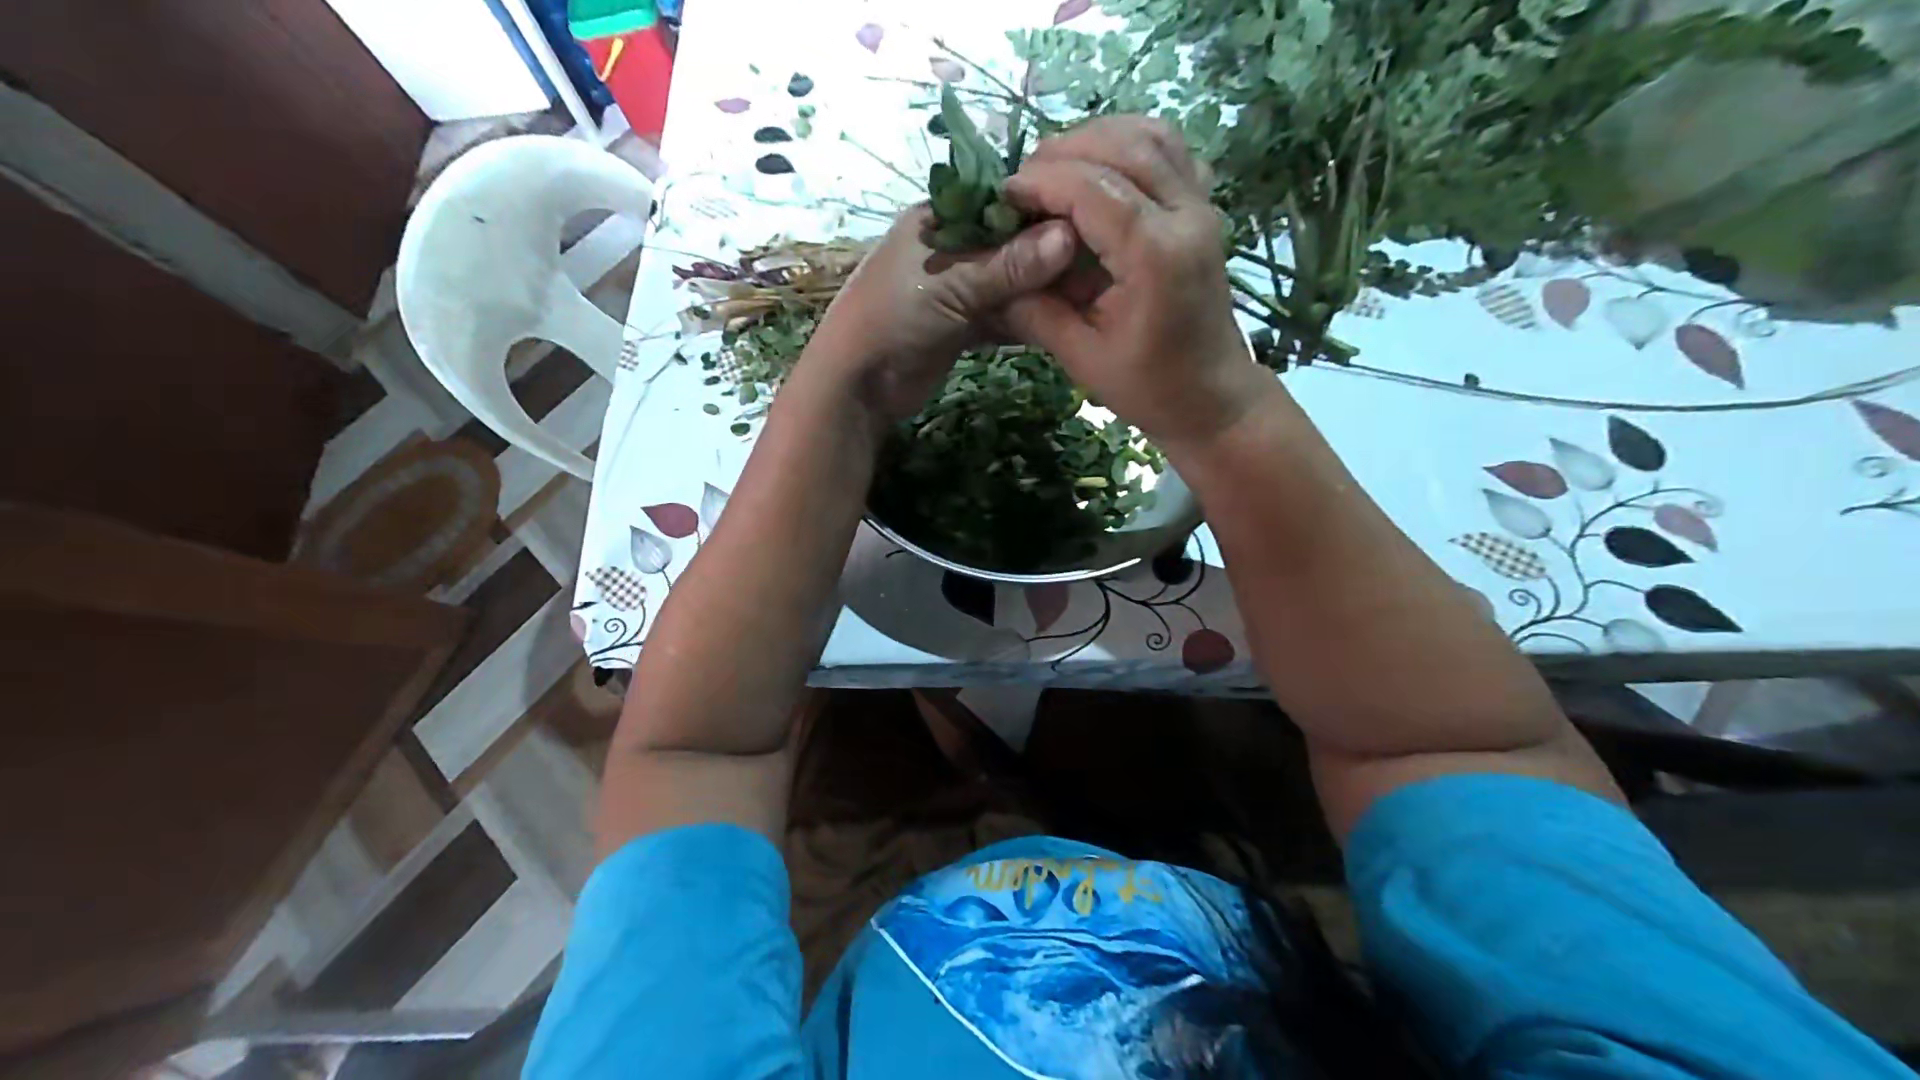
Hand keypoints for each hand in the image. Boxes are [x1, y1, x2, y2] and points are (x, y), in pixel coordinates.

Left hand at [807, 205, 1076, 422]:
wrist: (859, 383)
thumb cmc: (894, 316)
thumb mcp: (954, 284)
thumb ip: (1010, 264)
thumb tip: (1072, 235)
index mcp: (942, 219)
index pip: (1006, 203)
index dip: (1046, 212)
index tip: (1093, 222)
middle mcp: (954, 248)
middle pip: (1014, 245)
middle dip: (1051, 257)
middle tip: (1100, 266)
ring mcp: (960, 289)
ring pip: (1014, 284)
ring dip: (1044, 293)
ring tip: (1092, 296)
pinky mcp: (966, 326)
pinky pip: (1007, 317)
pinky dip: (1030, 321)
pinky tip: (1065, 324)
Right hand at [1002, 117, 1271, 448]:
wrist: (1211, 396)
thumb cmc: (1148, 387)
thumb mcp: (1081, 358)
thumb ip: (1037, 309)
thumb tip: (996, 267)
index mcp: (1156, 256)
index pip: (1092, 189)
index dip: (1041, 182)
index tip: (1003, 196)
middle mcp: (1186, 216)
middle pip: (1122, 147)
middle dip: (1063, 152)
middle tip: (1022, 180)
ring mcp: (1202, 207)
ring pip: (1150, 136)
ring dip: (1096, 139)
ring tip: (1055, 168)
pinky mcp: (1203, 209)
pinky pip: (1169, 152)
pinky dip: (1128, 146)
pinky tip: (1099, 170)